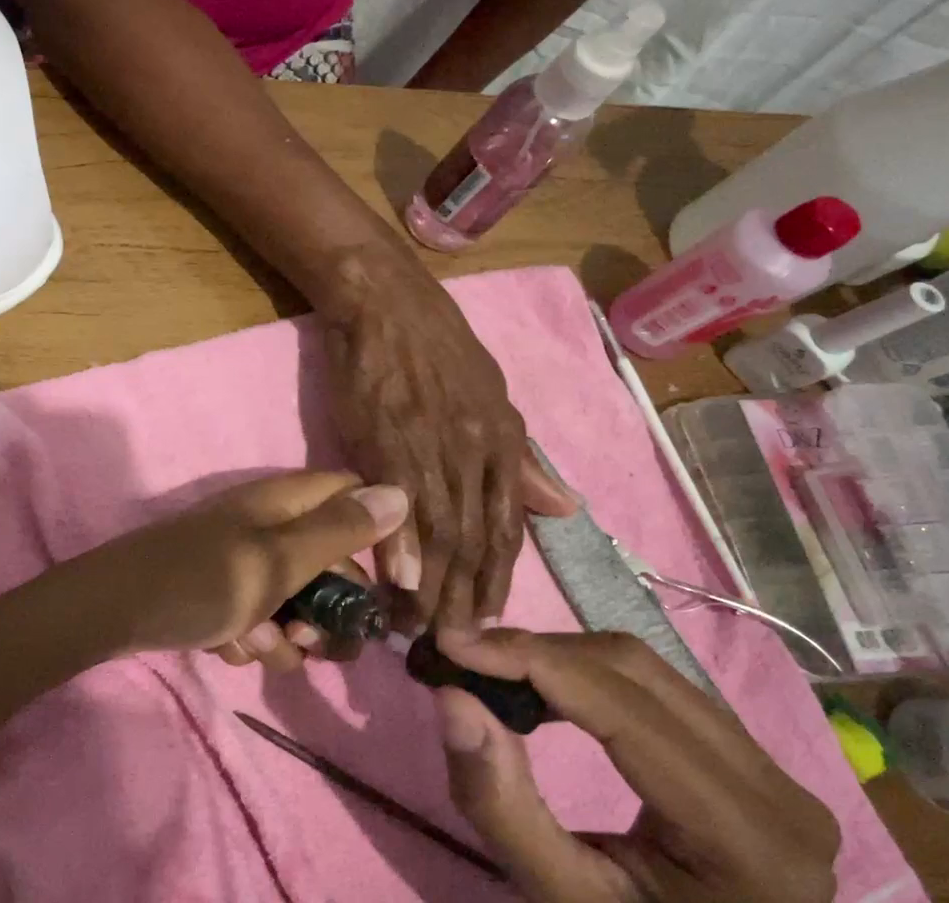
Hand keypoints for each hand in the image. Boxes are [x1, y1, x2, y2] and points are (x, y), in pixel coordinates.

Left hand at [75, 472, 407, 668]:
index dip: (384, 537)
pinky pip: (259, 619)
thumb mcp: (278, 559)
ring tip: (254, 643)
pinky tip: (225, 646)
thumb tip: (398, 493)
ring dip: (286, 634)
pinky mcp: (219, 593)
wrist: (111, 612)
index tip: (398, 589)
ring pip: (296, 601)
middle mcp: (265, 525)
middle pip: (330, 562)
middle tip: (310, 639)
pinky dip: (250, 638)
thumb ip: (338, 531)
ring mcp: (241, 560)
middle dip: (329, 611)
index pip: (354, 498)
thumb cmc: (200, 582)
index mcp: (281, 502)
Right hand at [322, 257, 575, 626]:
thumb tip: (564, 509)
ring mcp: (433, 445)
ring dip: (434, 583)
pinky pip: (401, 497)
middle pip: (476, 538)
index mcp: (503, 443)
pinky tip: (399, 579)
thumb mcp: (492, 397)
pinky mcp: (387, 436)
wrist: (384, 302)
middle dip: (465, 596)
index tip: (488, 623)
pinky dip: (402, 541)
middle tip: (454, 645)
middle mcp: (477, 451)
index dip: (499, 578)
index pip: (507, 525)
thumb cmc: (433, 348)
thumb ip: (520, 457)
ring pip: (442, 528)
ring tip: (421, 627)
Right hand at [433, 629, 840, 902]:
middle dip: (536, 653)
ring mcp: (778, 774)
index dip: (532, 661)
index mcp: (751, 839)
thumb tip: (451, 697)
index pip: (625, 709)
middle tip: (457, 657)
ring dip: (556, 660)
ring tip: (487, 674)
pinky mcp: (755, 765)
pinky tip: (539, 694)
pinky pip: (658, 691)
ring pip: (646, 670)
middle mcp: (782, 792)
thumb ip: (501, 803)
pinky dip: (584, 678)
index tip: (447, 642)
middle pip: (636, 672)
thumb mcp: (562, 897)